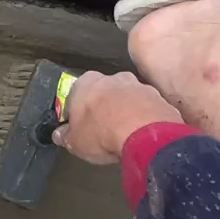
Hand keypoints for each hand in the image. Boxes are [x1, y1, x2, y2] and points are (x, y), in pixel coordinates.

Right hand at [52, 71, 183, 164]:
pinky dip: (142, 119)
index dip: (76, 112)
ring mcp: (139, 85)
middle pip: (103, 93)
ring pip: (127, 99)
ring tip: (123, 135)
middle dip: (102, 108)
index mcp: (86, 82)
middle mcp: (112, 77)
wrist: (146, 135)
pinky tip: (140, 136)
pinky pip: (146, 108)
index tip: (78, 126)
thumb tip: (60, 135)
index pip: (75, 95)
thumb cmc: (101, 132)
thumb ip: (65, 136)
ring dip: (124, 112)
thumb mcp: (74, 141)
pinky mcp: (159, 98)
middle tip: (101, 129)